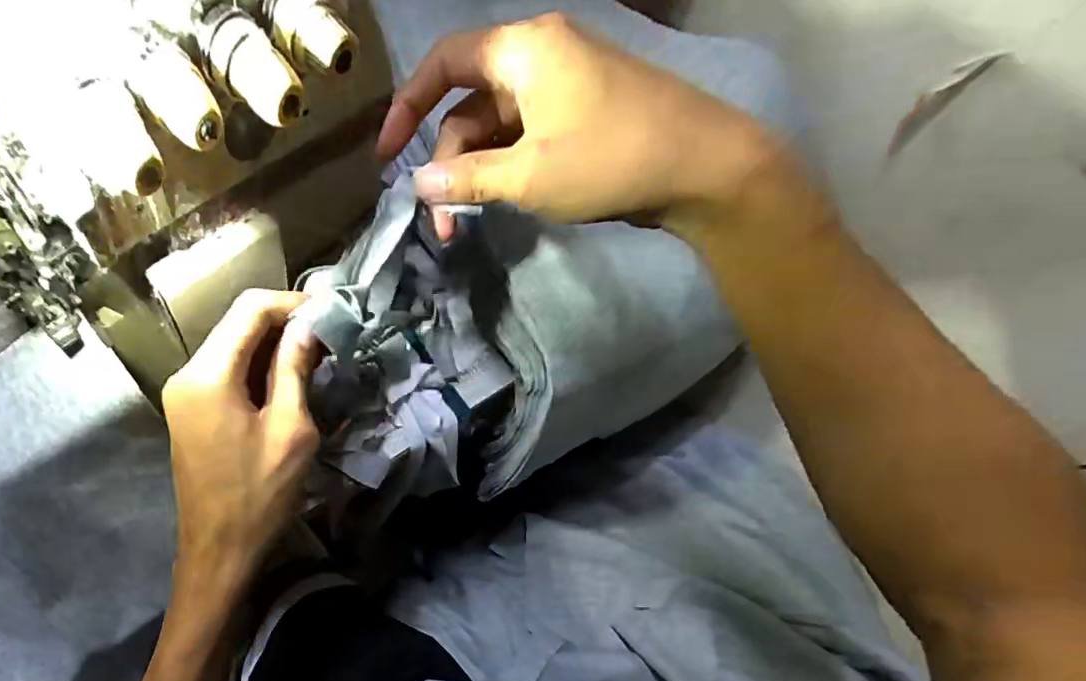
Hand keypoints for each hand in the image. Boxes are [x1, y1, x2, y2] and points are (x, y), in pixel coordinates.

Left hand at [160, 289, 321, 597]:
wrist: (218, 550)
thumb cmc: (259, 496)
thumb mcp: (290, 430)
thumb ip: (294, 370)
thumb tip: (307, 326)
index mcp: (207, 375)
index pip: (249, 309)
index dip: (292, 304)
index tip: (330, 313)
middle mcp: (186, 375)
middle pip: (236, 326)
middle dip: (282, 325)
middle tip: (328, 337)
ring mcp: (182, 395)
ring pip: (231, 350)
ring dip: (270, 349)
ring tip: (315, 359)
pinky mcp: (189, 414)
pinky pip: (223, 376)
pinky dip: (255, 372)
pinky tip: (286, 382)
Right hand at [375, 13, 784, 241]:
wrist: (699, 165)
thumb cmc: (608, 160)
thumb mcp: (527, 175)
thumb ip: (466, 179)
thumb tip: (418, 186)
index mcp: (523, 50)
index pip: (444, 63)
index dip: (406, 107)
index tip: (386, 156)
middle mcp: (537, 56)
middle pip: (466, 105)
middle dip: (446, 164)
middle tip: (440, 223)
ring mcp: (559, 85)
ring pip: (492, 127)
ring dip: (472, 175)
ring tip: (464, 225)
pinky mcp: (574, 113)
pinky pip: (520, 136)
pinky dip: (500, 168)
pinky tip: (496, 203)